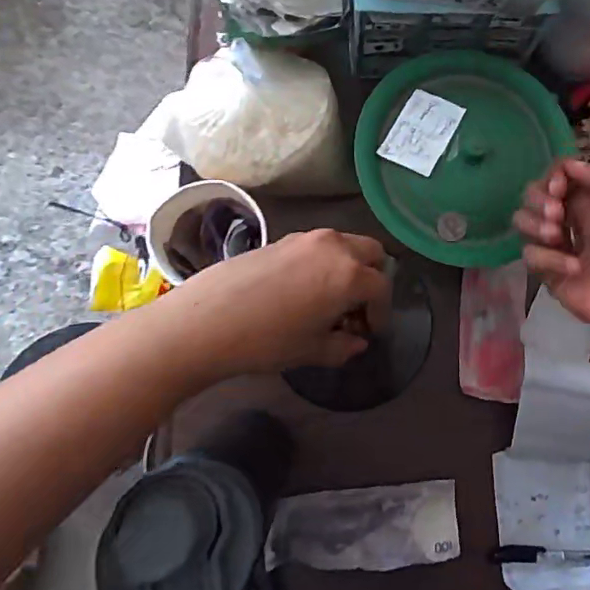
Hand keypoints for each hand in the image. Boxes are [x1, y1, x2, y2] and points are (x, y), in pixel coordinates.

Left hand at [158, 228, 391, 375]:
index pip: (382, 287)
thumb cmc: (268, 340)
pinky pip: (317, 246)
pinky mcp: (281, 238)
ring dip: (348, 267)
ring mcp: (305, 238)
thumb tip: (356, 342)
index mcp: (350, 274)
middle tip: (357, 308)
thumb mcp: (312, 351)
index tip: (369, 332)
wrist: (207, 319)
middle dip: (372, 278)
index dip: (381, 313)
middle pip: (371, 252)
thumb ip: (343, 347)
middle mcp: (334, 246)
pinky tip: (301, 290)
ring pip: (344, 244)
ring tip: (329, 300)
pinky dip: (323, 262)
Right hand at [514, 159, 589, 346]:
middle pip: (534, 194)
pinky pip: (529, 254)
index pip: (558, 174)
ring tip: (556, 237)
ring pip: (522, 220)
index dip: (552, 176)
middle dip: (538, 199)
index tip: (557, 187)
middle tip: (555, 214)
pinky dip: (547, 258)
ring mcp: (556, 245)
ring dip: (535, 224)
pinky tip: (571, 269)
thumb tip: (570, 164)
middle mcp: (570, 218)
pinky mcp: (546, 271)